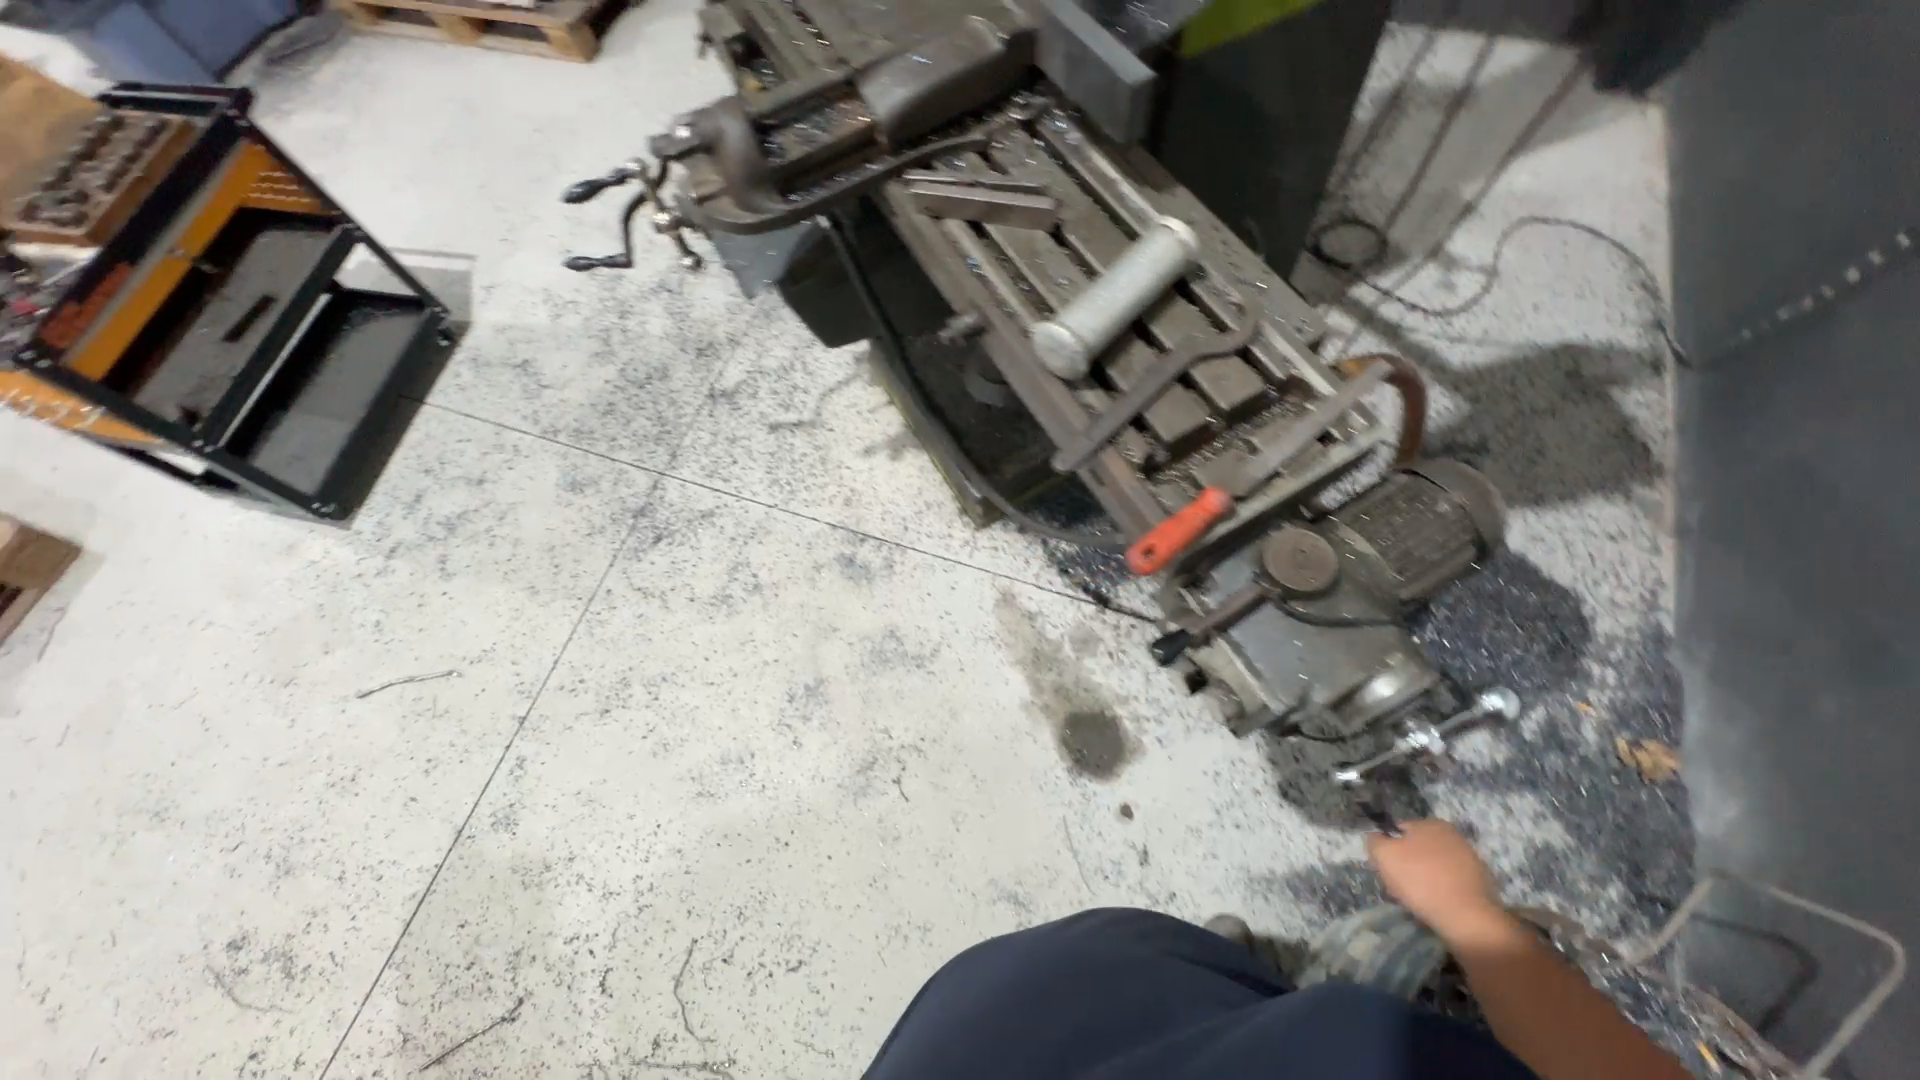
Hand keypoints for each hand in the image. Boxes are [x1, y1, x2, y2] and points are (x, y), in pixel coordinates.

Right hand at [1366, 820, 1515, 944]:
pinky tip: (1436, 902)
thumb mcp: (1384, 856)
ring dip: (1424, 876)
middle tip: (1400, 884)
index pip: (1398, 830)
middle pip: (1417, 847)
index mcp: (1431, 823)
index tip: (1387, 868)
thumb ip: (1374, 841)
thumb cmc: (1421, 880)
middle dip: (1407, 862)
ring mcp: (1470, 858)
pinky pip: (1450, 881)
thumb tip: (1376, 838)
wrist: (1467, 917)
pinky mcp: (1480, 882)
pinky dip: (1441, 888)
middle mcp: (1453, 835)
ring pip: (1434, 865)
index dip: (1388, 849)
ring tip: (1418, 897)